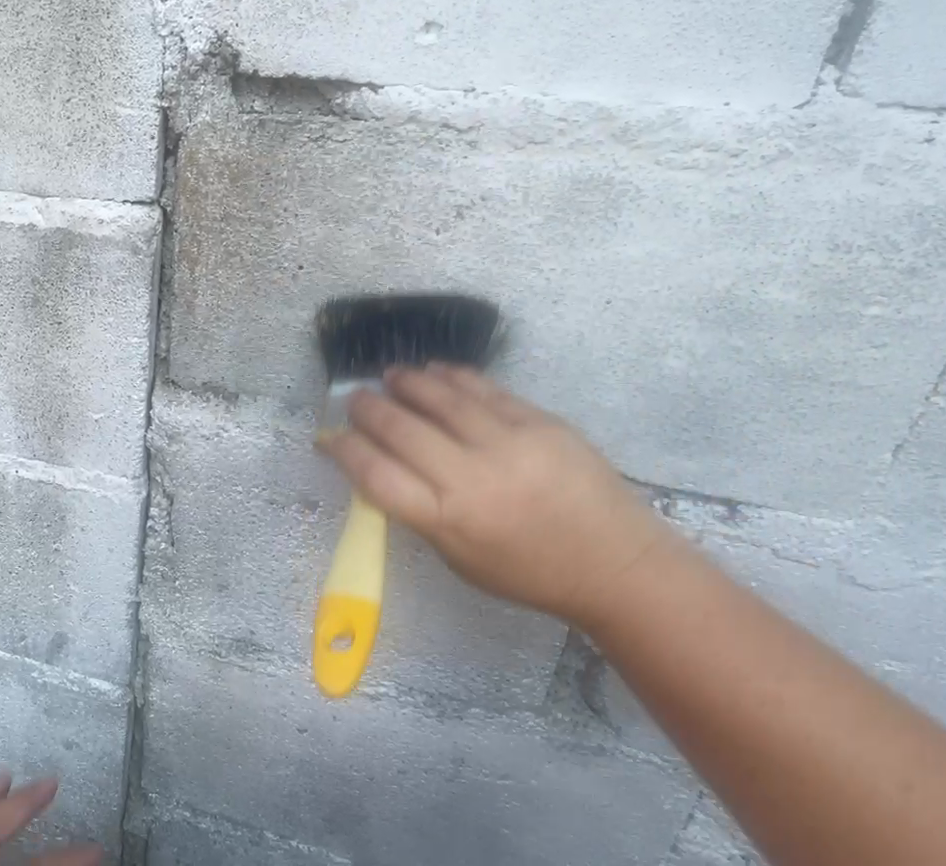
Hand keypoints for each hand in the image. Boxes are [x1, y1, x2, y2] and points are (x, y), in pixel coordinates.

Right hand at [314, 365, 675, 625]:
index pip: (375, 475)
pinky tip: (434, 372)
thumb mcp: (458, 558)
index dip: (345, 449)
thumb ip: (418, 511)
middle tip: (354, 398)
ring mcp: (509, 445)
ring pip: (441, 399)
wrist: (616, 564)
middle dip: (369, 409)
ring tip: (390, 376)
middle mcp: (472, 479)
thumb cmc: (528, 573)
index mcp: (447, 520)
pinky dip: (452, 377)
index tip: (330, 435)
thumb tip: (380, 465)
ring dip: (407, 383)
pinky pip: (484, 390)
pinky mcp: (541, 423)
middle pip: (401, 430)